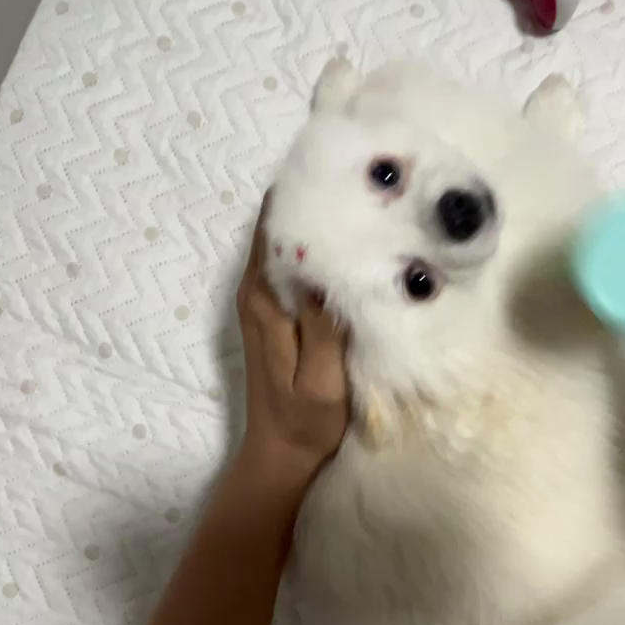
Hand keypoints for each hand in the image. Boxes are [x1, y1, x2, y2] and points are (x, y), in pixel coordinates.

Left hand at [231, 199, 349, 492]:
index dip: (302, 194)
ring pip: (290, 246)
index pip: (274, 228)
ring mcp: (268, 303)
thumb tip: (325, 262)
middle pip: (280, 228)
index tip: (341, 169)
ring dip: (320, 226)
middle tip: (365, 180)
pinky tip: (353, 248)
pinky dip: (321, 253)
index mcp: (264, 300)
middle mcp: (258, 293)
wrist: (281, 456)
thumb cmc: (304, 421)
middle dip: (316, 202)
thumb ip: (321, 324)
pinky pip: (298, 269)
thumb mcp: (320, 377)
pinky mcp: (281, 316)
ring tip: (366, 203)